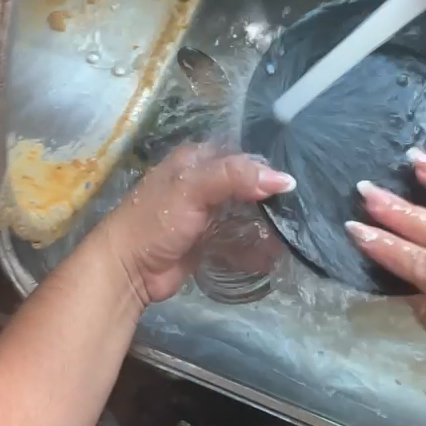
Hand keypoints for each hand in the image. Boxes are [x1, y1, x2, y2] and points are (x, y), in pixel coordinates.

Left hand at [94, 144, 294, 307]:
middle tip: (298, 213)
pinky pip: (238, 242)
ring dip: (264, 228)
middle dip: (269, 202)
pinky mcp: (207, 244)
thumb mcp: (193, 189)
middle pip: (246, 187)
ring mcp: (205, 216)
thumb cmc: (155, 221)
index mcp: (195, 161)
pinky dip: (253, 249)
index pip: (241, 156)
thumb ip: (236, 177)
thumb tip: (284, 179)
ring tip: (289, 237)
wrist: (127, 270)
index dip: (266, 167)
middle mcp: (202, 185)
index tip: (294, 183)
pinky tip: (271, 256)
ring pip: (244, 216)